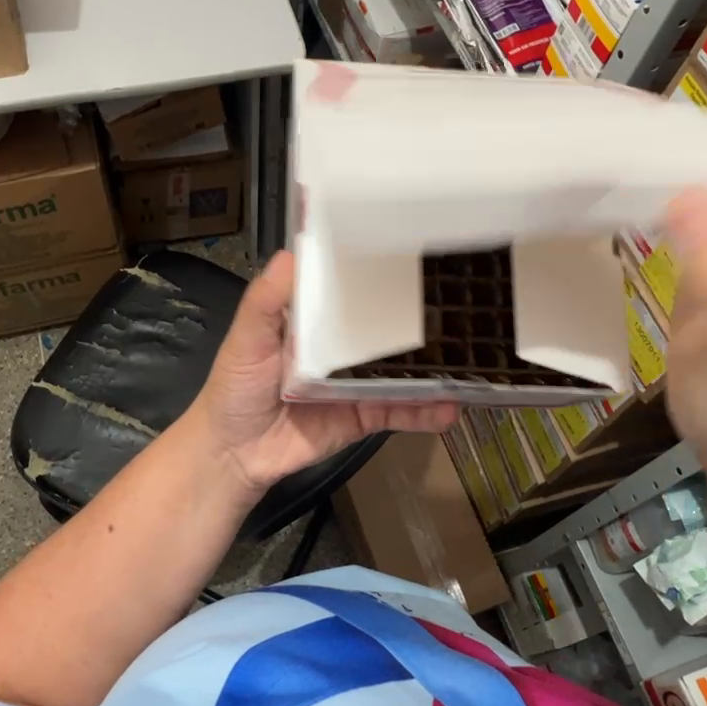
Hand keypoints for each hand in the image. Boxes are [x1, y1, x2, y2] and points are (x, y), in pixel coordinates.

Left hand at [187, 251, 458, 493]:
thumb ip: (266, 301)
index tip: (416, 250)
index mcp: (315, 320)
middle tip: (464, 303)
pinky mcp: (364, 416)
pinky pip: (399, 411)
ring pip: (402, 370)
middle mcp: (341, 347)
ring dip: (434, 367)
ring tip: (472, 357)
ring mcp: (356, 382)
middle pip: (385, 328)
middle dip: (421, 318)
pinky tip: (450, 408)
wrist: (234, 454)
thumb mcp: (246, 339)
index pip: (351, 289)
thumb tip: (291, 254)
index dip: (379, 271)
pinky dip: (425, 411)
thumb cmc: (235, 388)